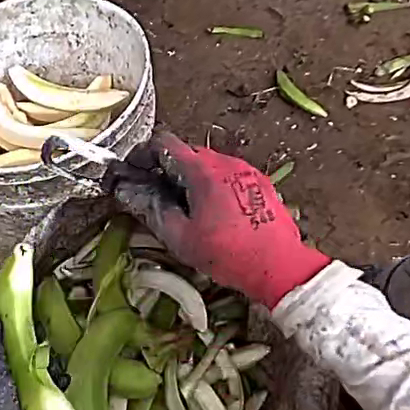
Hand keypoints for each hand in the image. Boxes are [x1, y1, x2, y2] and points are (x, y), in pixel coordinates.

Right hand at [104, 132, 330, 307]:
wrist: (280, 266)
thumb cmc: (226, 253)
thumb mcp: (179, 237)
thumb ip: (153, 209)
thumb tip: (130, 192)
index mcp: (203, 172)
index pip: (165, 143)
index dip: (144, 154)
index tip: (136, 171)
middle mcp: (227, 163)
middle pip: (188, 152)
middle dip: (168, 168)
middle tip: (157, 192)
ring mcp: (247, 171)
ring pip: (209, 163)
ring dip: (191, 176)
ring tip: (184, 204)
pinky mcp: (261, 182)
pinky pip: (227, 174)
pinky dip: (212, 184)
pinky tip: (210, 210)